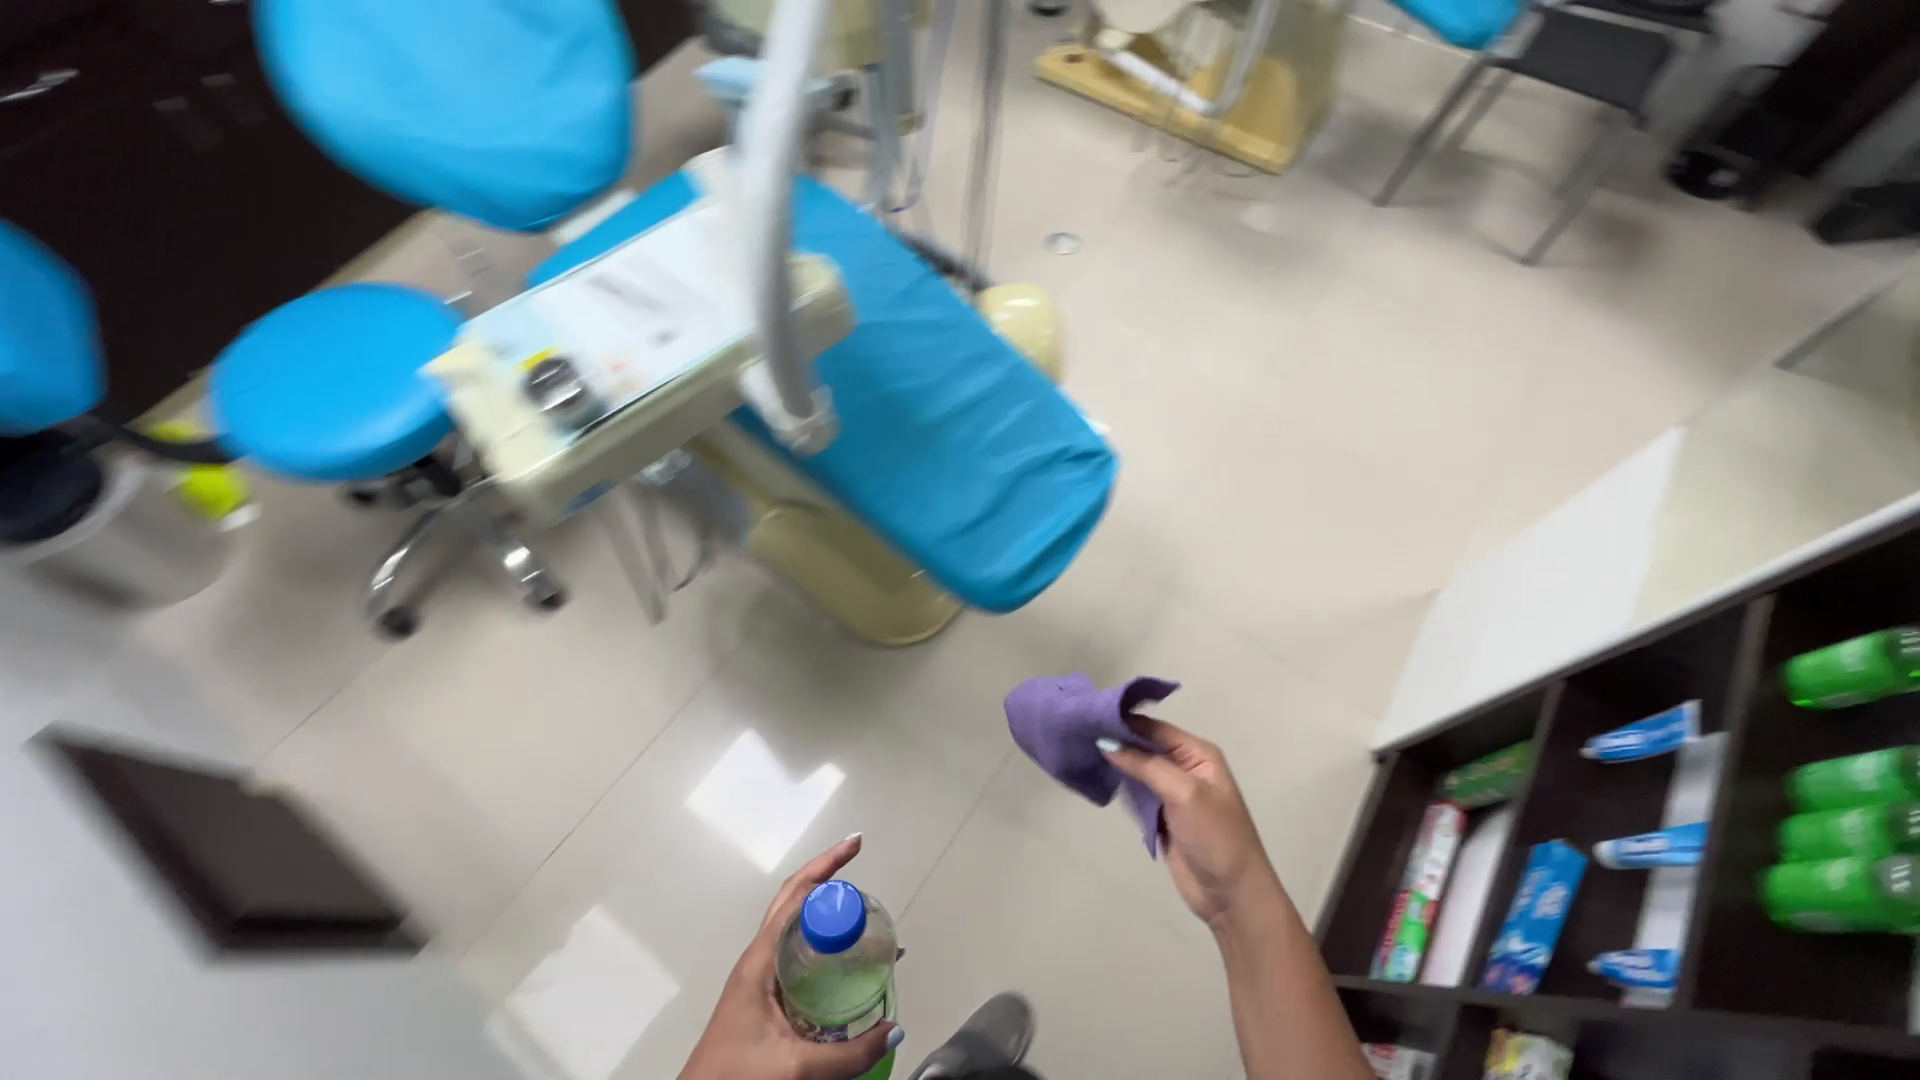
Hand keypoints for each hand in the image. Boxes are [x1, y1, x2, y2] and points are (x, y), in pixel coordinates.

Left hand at [678, 835, 901, 1079]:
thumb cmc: (735, 1078)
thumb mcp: (794, 1068)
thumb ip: (848, 1055)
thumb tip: (895, 1029)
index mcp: (760, 960)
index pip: (795, 895)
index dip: (826, 866)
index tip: (856, 846)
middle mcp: (759, 959)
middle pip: (795, 902)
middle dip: (828, 879)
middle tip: (862, 868)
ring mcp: (760, 978)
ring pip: (797, 929)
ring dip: (826, 914)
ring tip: (865, 919)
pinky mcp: (765, 999)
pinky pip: (799, 956)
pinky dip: (824, 947)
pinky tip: (848, 965)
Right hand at [1100, 718, 1281, 929]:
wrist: (1231, 894)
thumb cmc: (1215, 836)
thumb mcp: (1184, 793)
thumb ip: (1145, 765)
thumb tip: (1106, 742)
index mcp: (1198, 754)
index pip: (1155, 728)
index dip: (1124, 721)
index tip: (1088, 715)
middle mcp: (1186, 767)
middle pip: (1145, 745)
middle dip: (1116, 740)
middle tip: (1078, 732)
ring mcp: (1173, 792)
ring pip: (1138, 768)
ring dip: (1115, 762)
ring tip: (1080, 749)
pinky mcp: (1162, 815)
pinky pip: (1137, 792)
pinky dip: (1120, 785)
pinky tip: (1096, 777)